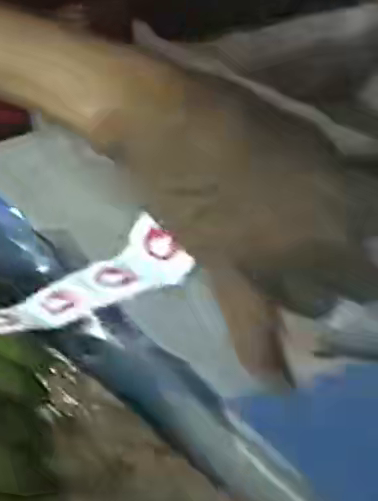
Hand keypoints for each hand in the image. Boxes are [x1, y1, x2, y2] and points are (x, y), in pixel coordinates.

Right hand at [102, 62, 377, 382]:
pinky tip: (278, 384)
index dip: (360, 237)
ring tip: (292, 273)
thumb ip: (341, 178)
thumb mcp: (309, 139)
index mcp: (347, 216)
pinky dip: (264, 355)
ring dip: (306, 287)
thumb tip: (349, 195)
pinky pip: (248, 320)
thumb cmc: (227, 116)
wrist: (145, 119)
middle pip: (350, 279)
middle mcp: (318, 250)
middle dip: (344, 267)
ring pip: (308, 296)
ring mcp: (268, 260)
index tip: (342, 223)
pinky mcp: (220, 264)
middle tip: (323, 247)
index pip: (373, 250)